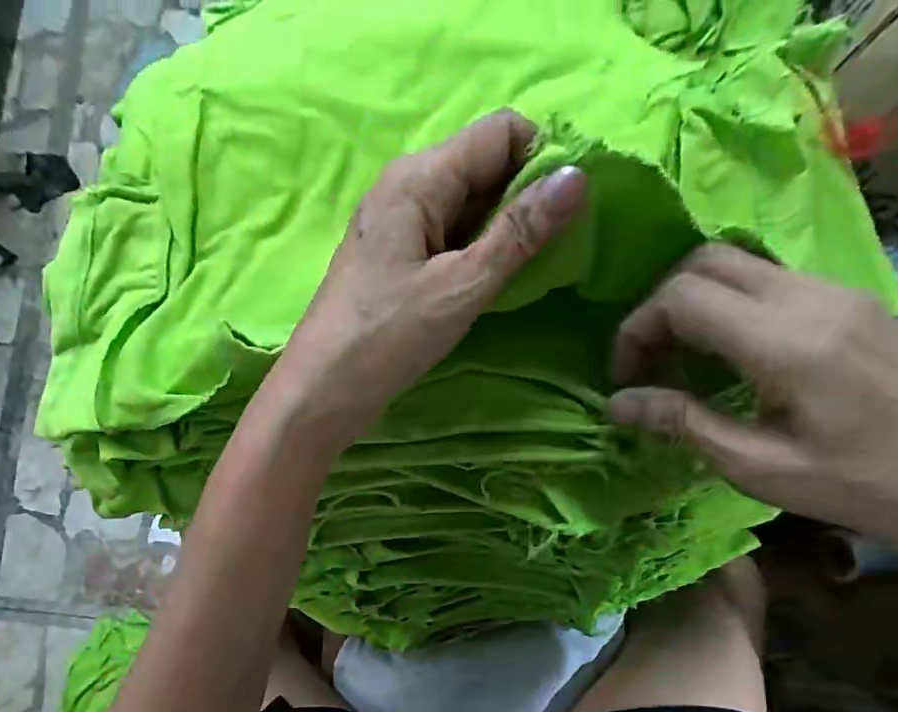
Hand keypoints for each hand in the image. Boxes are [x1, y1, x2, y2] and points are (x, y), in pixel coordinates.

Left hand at [252, 110, 587, 449]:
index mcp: (417, 178)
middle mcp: (403, 188)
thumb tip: (578, 176)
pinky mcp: (391, 260)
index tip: (564, 211)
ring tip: (518, 274)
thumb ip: (519, 232)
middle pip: (483, 165)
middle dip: (522, 199)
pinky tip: (484, 286)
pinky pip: (445, 237)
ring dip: (500, 231)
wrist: (318, 394)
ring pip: (466, 206)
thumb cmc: (385, 338)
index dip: (541, 160)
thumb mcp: (460, 286)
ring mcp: (394, 226)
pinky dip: (472, 253)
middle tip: (545, 251)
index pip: (500, 131)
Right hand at [605, 244, 897, 568]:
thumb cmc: (861, 484)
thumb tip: (615, 404)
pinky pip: (769, 281)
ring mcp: (838, 293)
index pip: (682, 297)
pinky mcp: (852, 302)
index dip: (636, 330)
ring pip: (738, 264)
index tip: (625, 380)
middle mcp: (811, 298)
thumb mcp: (758, 467)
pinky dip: (727, 306)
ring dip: (692, 303)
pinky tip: (726, 357)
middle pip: (705, 261)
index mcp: (785, 341)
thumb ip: (683, 423)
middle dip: (657, 307)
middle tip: (646, 364)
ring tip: (680, 364)